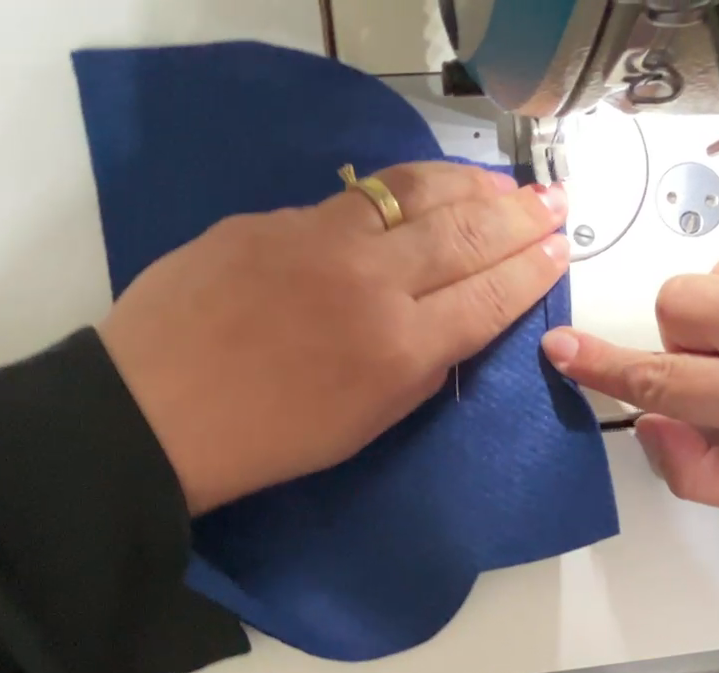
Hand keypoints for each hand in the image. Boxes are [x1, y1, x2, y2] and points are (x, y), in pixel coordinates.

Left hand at [99, 162, 570, 513]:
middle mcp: (372, 283)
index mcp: (399, 350)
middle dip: (521, 216)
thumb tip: (453, 325)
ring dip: (470, 185)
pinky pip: (354, 199)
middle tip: (554, 202)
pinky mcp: (273, 217)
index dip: (533, 270)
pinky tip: (420, 194)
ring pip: (415, 193)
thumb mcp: (368, 425)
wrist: (158, 412)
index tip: (561, 249)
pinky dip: (403, 193)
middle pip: (466, 234)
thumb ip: (422, 368)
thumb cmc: (271, 441)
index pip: (489, 295)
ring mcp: (319, 238)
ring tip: (502, 184)